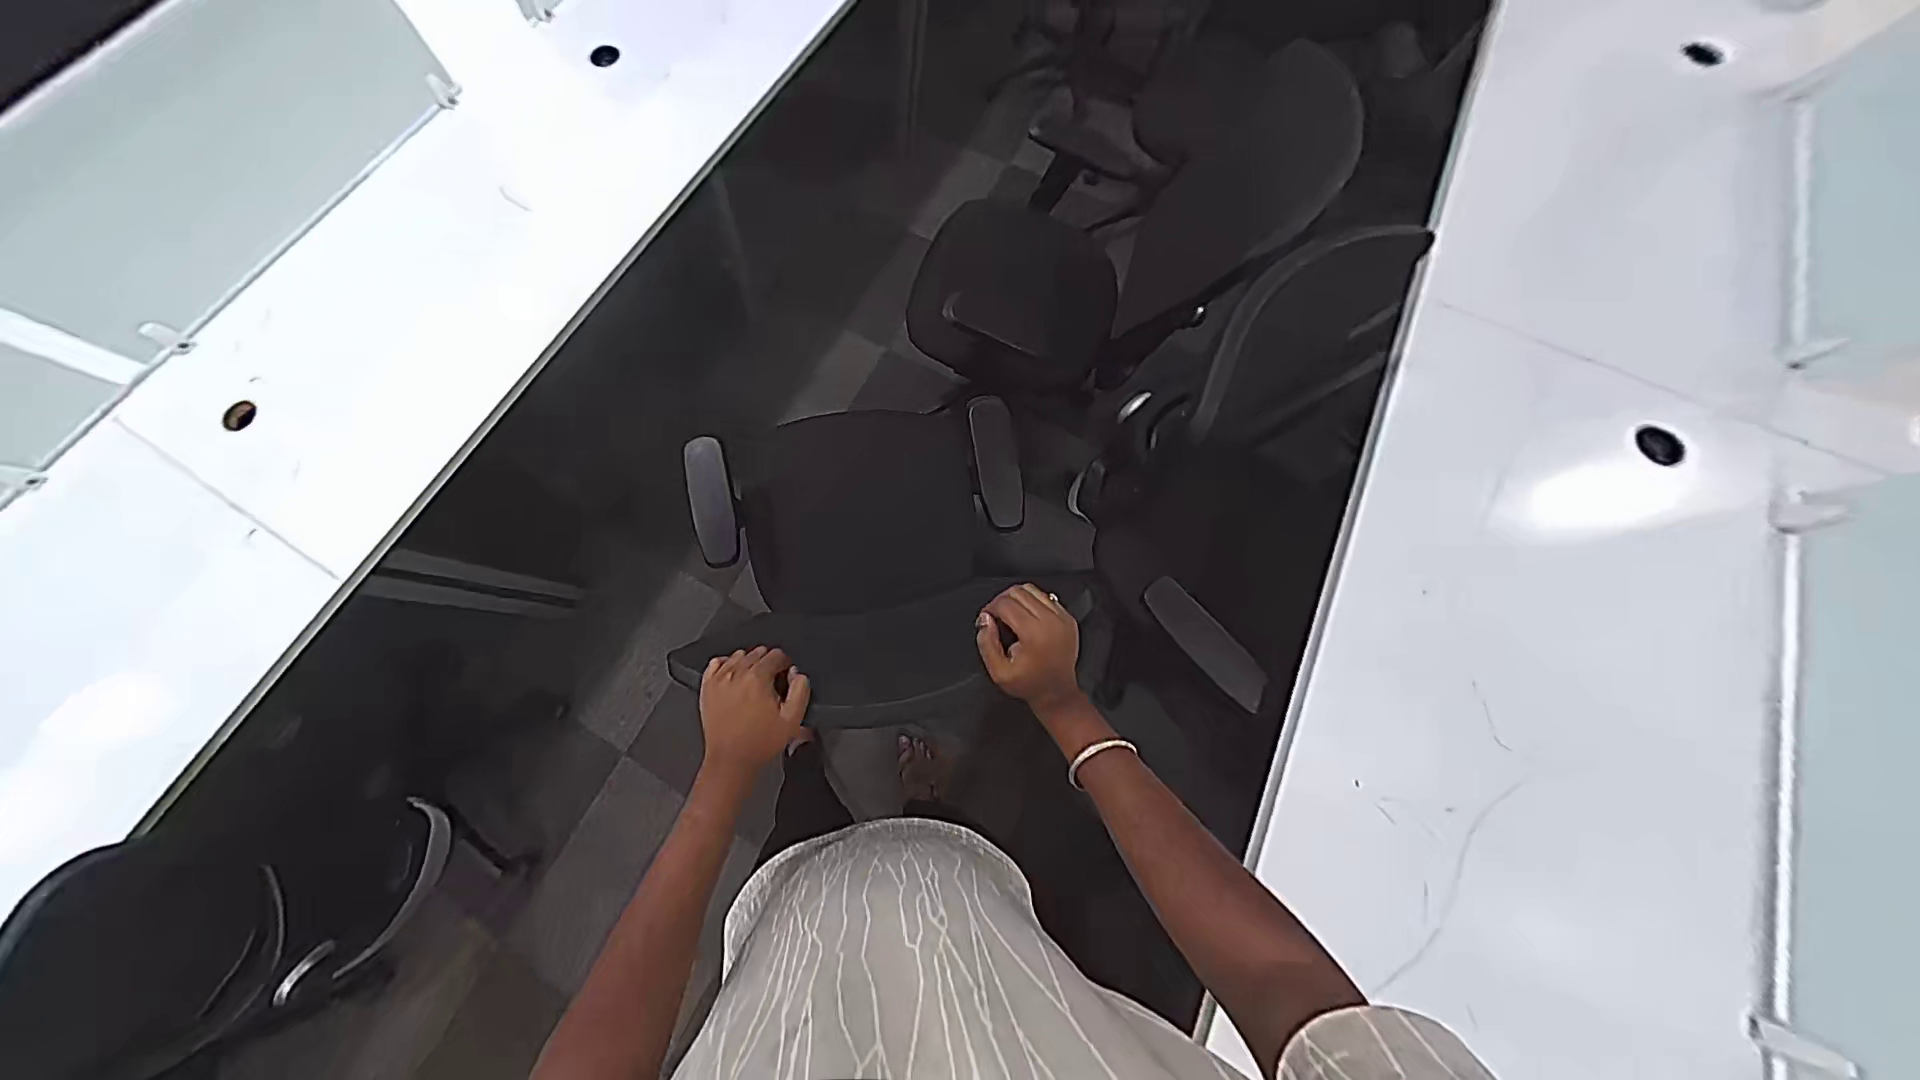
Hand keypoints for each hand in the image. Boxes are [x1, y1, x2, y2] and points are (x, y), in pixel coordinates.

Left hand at [699, 647, 809, 780]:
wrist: (731, 760)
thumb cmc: (759, 743)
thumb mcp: (792, 719)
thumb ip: (800, 691)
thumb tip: (797, 674)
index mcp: (757, 678)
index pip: (776, 655)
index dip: (785, 664)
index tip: (785, 676)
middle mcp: (736, 674)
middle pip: (757, 653)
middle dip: (768, 663)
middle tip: (772, 682)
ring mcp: (718, 680)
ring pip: (738, 656)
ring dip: (749, 663)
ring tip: (754, 682)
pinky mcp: (707, 688)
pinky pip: (716, 663)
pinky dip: (726, 665)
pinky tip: (734, 677)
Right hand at [975, 584, 1083, 714]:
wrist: (1057, 692)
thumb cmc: (1030, 684)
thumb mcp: (998, 672)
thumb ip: (987, 643)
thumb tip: (985, 619)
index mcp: (1034, 633)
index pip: (1005, 604)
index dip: (989, 608)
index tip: (985, 618)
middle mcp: (1051, 621)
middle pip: (1018, 592)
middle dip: (1001, 601)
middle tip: (994, 615)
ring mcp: (1062, 618)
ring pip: (1032, 590)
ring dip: (1016, 598)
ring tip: (1009, 614)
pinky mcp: (1067, 618)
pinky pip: (1045, 597)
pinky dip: (1032, 601)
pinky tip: (1025, 616)